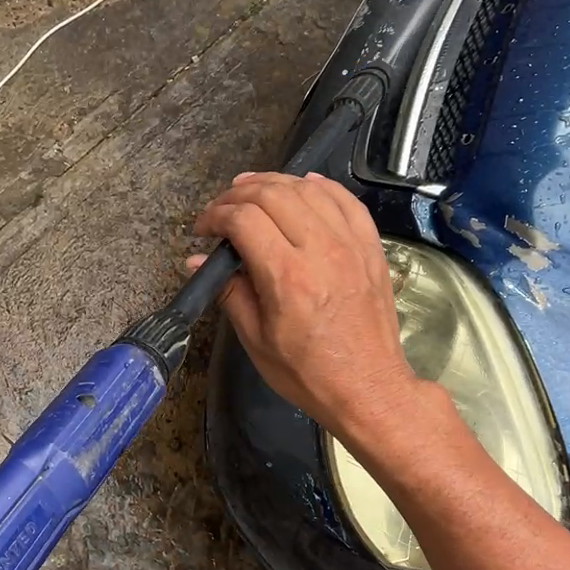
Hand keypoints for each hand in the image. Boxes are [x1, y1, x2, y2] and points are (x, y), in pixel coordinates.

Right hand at [191, 171, 427, 440]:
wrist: (366, 386)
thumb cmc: (306, 372)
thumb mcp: (254, 339)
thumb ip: (229, 291)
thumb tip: (198, 261)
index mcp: (287, 277)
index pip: (245, 220)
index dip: (216, 216)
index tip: (203, 229)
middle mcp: (321, 250)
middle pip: (274, 194)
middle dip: (238, 194)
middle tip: (220, 210)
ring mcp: (351, 244)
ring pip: (309, 189)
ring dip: (274, 183)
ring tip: (250, 190)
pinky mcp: (370, 247)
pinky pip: (345, 200)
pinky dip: (320, 186)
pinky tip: (302, 185)